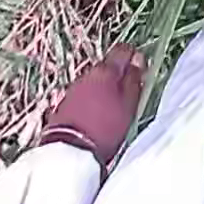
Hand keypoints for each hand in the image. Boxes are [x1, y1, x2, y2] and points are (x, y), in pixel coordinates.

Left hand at [39, 43, 144, 164]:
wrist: (68, 153)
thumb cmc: (105, 128)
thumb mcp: (128, 105)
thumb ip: (134, 80)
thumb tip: (138, 58)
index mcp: (106, 70)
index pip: (123, 50)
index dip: (133, 57)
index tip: (139, 71)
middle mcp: (89, 73)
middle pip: (108, 66)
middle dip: (118, 75)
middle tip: (127, 95)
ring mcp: (74, 87)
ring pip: (95, 81)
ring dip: (103, 89)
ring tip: (111, 109)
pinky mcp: (64, 103)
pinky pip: (83, 95)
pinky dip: (91, 100)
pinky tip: (95, 116)